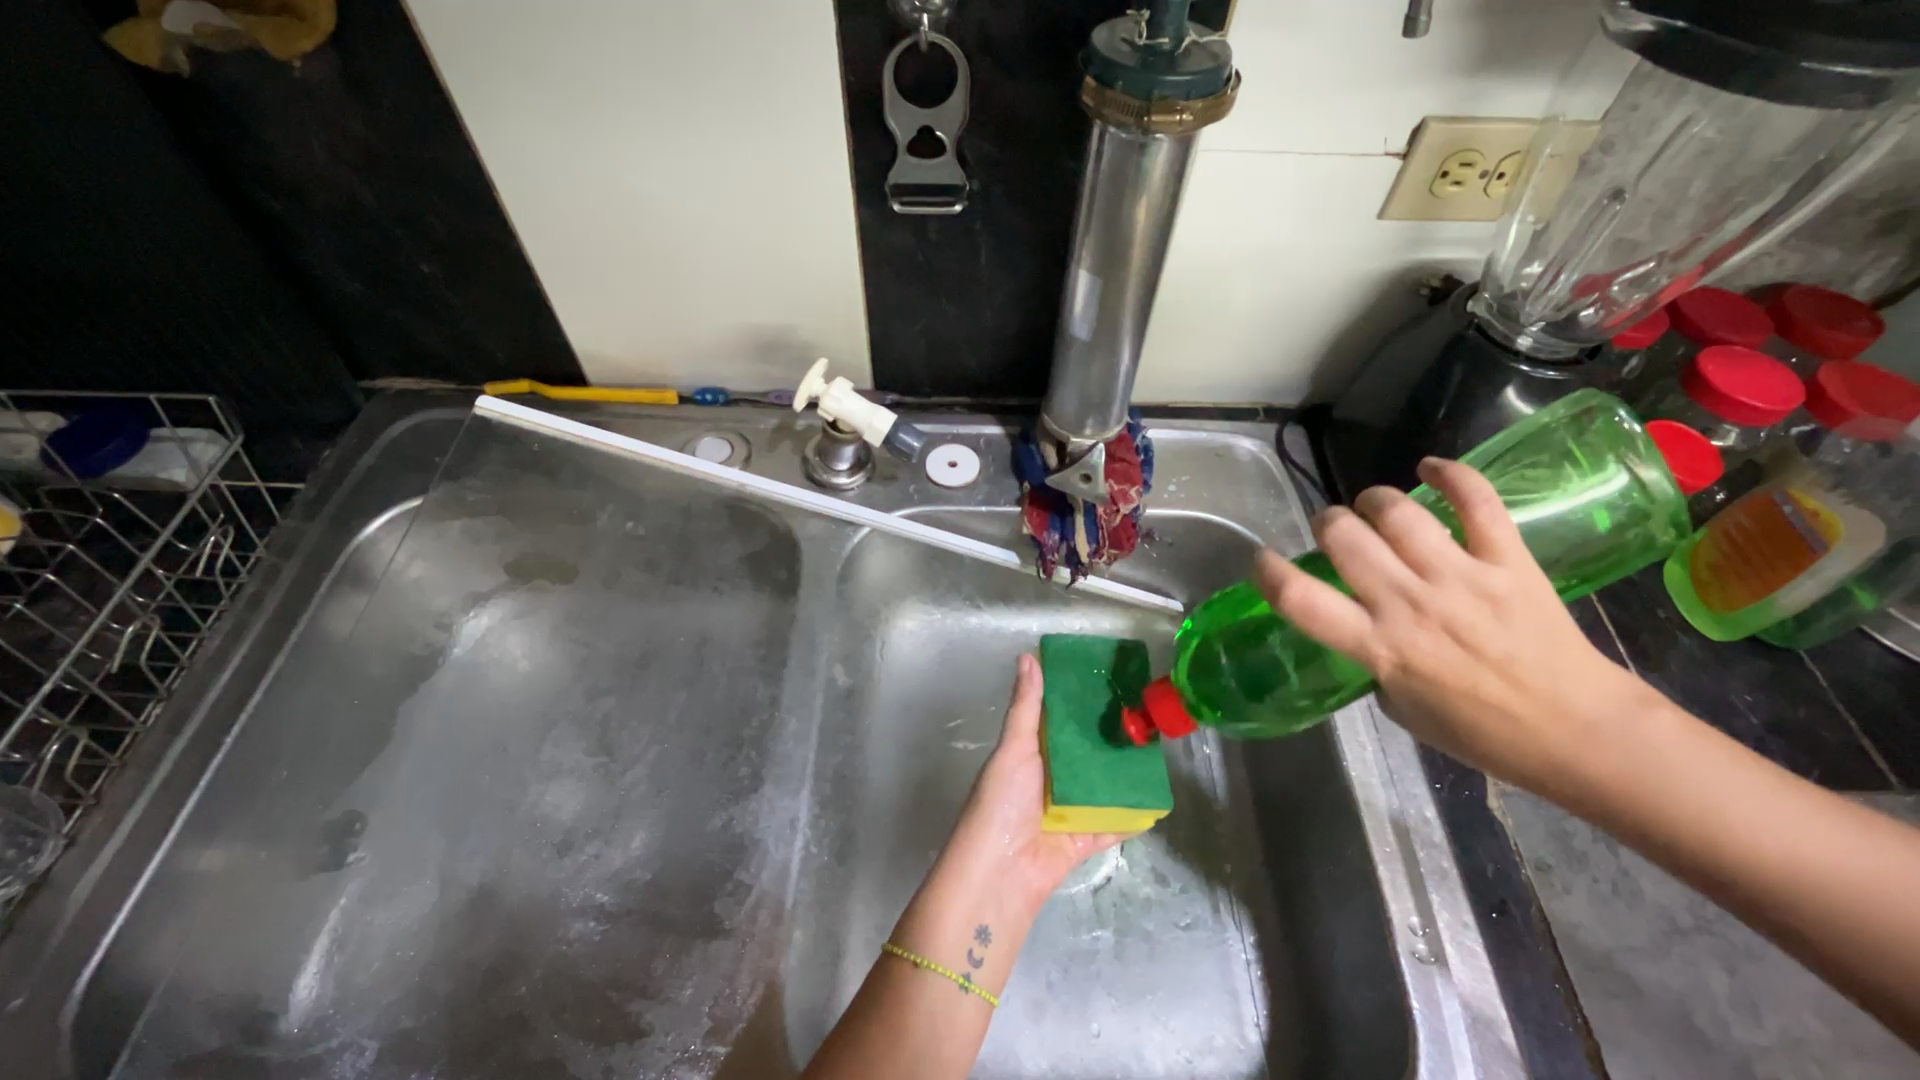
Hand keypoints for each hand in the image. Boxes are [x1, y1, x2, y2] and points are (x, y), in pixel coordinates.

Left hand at [941, 654, 1131, 912]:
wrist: (1001, 873)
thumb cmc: (1001, 803)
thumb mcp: (1013, 748)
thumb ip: (1027, 707)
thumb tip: (1028, 656)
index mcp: (1026, 755)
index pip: (1055, 721)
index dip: (1077, 701)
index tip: (1106, 678)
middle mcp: (1046, 780)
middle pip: (1082, 754)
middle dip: (1107, 736)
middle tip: (1142, 710)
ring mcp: (1067, 811)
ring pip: (1101, 787)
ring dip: (1123, 773)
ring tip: (1156, 747)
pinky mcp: (1084, 840)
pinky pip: (1113, 824)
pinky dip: (1132, 814)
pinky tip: (1157, 797)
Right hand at [1254, 457, 1658, 795]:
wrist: (1575, 730)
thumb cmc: (1481, 733)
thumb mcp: (1403, 711)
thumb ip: (1376, 665)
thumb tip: (1368, 634)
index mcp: (1380, 648)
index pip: (1300, 600)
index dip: (1269, 572)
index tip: (1262, 560)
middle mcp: (1410, 604)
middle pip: (1345, 538)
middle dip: (1327, 524)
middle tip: (1333, 530)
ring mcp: (1460, 578)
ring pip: (1398, 513)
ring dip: (1373, 500)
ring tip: (1373, 506)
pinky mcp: (1508, 561)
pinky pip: (1477, 502)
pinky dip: (1450, 475)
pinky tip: (1430, 468)